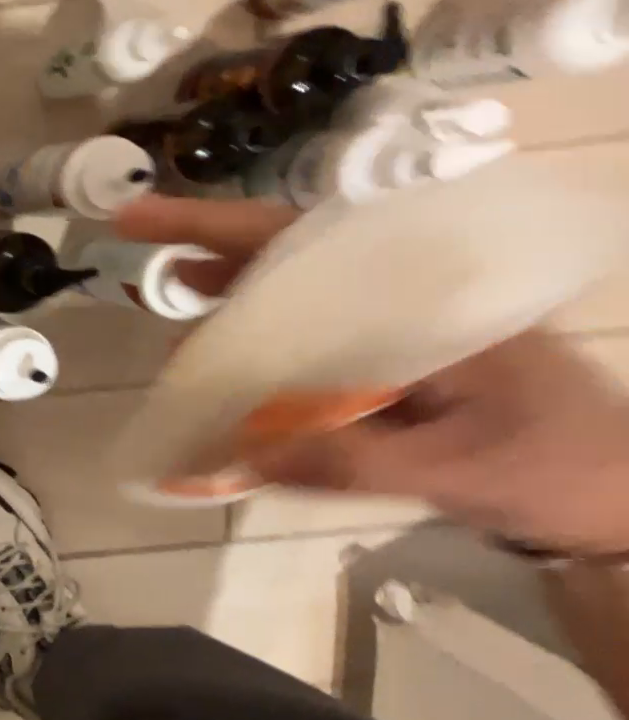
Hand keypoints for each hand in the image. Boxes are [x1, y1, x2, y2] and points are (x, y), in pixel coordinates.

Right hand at [117, 195, 628, 554]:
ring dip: (226, 298)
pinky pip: (301, 344)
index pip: (310, 244)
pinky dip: (251, 348)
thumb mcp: (464, 469)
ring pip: (293, 298)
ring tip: (165, 306)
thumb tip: (242, 452)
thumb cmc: (561, 469)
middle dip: (211, 250)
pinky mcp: (385, 368)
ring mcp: (394, 334)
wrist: (621, 501)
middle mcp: (406, 303)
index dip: (222, 227)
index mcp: (428, 301)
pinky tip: (217, 367)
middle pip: (292, 258)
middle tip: (139, 249)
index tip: (143, 218)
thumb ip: (356, 461)